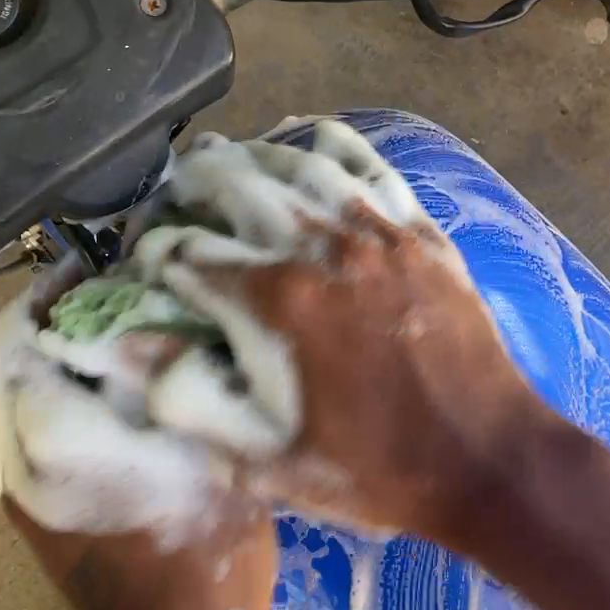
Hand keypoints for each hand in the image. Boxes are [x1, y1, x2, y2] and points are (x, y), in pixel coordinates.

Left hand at [0, 265, 272, 609]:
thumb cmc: (202, 544)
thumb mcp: (207, 446)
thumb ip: (177, 377)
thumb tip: (161, 312)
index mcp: (49, 443)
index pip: (13, 346)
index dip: (44, 294)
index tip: (90, 261)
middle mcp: (18, 465)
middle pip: (7, 368)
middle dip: (51, 317)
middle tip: (112, 284)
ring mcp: (23, 494)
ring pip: (16, 398)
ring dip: (56, 351)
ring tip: (118, 321)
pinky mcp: (39, 512)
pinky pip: (31, 426)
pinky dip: (62, 387)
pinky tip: (120, 382)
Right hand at [135, 121, 557, 542]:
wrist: (484, 457)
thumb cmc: (373, 468)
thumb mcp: (270, 459)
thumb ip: (192, 399)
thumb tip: (125, 347)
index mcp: (281, 301)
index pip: (197, 254)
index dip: (162, 252)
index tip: (151, 257)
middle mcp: (328, 249)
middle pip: (248, 189)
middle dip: (203, 179)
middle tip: (183, 179)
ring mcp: (383, 235)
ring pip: (309, 168)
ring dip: (264, 156)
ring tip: (238, 154)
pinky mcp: (424, 235)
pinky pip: (376, 172)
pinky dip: (340, 149)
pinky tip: (318, 140)